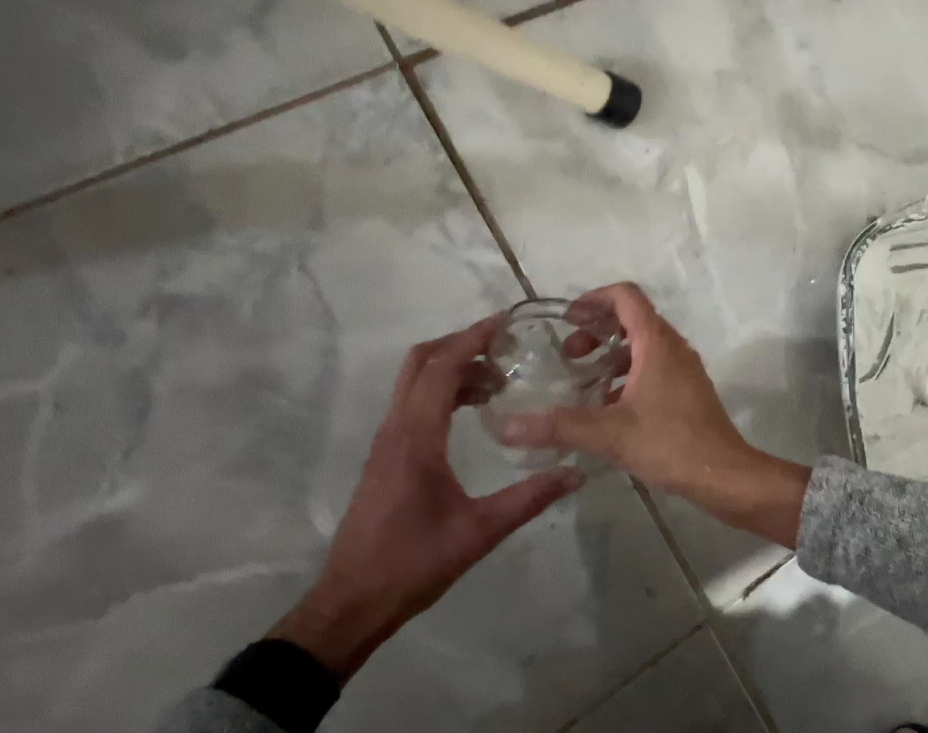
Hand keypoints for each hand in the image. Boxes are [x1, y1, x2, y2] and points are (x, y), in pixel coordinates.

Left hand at [271, 316, 584, 679]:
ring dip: (452, 367)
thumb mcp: (479, 532)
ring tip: (498, 377)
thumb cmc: (412, 564)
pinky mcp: (386, 457)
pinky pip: (413, 403)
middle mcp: (396, 429)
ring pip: (414, 381)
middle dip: (461, 344)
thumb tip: (577, 472)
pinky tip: (474, 410)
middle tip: (505, 346)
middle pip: (420, 362)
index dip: (473, 338)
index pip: (442, 367)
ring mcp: (387, 442)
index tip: (508, 323)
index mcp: (416, 437)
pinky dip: (442, 389)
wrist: (350, 604)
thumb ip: (529, 498)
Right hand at [495, 283, 811, 547]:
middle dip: (597, 329)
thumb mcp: (608, 434)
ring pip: (643, 345)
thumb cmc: (669, 443)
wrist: (722, 473)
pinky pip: (653, 367)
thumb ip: (557, 426)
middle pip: (633, 319)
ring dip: (611, 353)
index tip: (567, 318)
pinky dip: (627, 373)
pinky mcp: (687, 390)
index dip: (595, 298)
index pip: (627, 296)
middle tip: (568, 355)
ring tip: (581, 381)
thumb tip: (506, 426)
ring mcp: (684, 368)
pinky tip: (606, 406)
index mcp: (656, 343)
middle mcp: (673, 347)